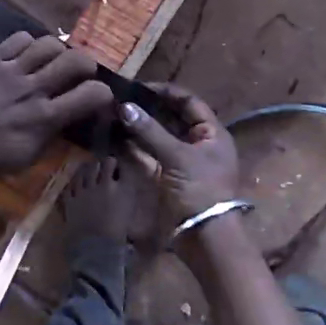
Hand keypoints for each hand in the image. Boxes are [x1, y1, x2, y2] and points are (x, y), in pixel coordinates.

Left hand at [0, 33, 114, 179]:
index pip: (91, 95)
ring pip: (48, 43)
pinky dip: (28, 43)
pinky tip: (24, 54)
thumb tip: (64, 120)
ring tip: (52, 59)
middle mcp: (33, 89)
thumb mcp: (24, 157)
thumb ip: (48, 136)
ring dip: (58, 50)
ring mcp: (10, 70)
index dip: (103, 93)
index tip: (99, 96)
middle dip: (87, 63)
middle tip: (82, 71)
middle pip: (75, 60)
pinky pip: (18, 39)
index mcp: (44, 118)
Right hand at [118, 83, 238, 229]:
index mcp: (211, 134)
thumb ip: (150, 131)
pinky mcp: (167, 177)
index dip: (165, 92)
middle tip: (121, 99)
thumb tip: (124, 106)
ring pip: (158, 137)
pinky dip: (134, 146)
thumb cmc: (200, 190)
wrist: (204, 238)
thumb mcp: (177, 157)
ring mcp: (181, 161)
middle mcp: (197, 143)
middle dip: (147, 109)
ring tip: (114, 114)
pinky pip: (148, 155)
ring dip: (138, 127)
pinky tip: (115, 137)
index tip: (139, 86)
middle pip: (171, 118)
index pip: (188, 102)